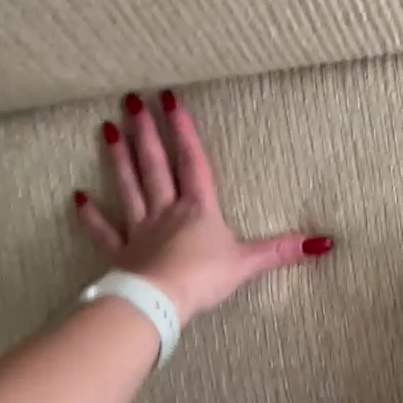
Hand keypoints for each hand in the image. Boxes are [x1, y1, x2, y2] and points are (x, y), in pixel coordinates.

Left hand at [73, 91, 331, 319]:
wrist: (156, 302)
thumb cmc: (202, 279)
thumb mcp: (249, 263)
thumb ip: (282, 250)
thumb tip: (325, 243)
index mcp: (198, 210)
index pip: (192, 162)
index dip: (184, 131)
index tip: (170, 100)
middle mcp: (166, 212)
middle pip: (154, 166)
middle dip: (145, 132)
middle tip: (131, 100)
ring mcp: (140, 230)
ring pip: (128, 187)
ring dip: (118, 158)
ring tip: (107, 128)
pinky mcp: (121, 253)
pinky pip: (103, 230)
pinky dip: (90, 214)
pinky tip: (77, 197)